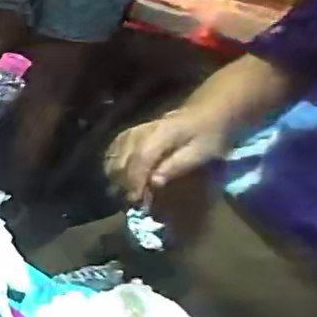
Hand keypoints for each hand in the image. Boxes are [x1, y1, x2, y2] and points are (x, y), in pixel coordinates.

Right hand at [104, 108, 228, 204]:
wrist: (201, 116)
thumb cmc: (206, 137)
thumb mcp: (203, 152)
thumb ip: (178, 166)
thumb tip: (154, 182)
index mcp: (159, 135)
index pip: (140, 159)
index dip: (136, 180)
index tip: (138, 199)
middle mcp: (136, 134)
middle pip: (121, 162)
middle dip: (125, 184)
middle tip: (135, 201)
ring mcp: (126, 134)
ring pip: (111, 160)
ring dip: (117, 178)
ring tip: (128, 192)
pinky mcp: (122, 137)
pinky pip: (109, 156)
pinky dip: (112, 170)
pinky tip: (120, 179)